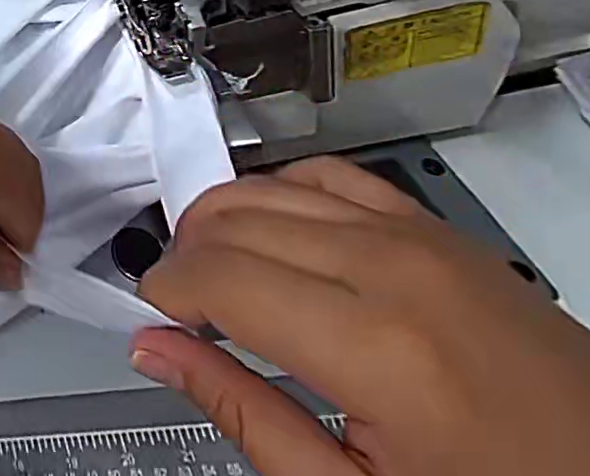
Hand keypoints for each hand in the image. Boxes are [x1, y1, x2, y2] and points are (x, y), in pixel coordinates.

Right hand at [131, 157, 589, 475]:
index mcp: (379, 351)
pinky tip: (270, 232)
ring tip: (213, 273)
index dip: (164, 290)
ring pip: (268, 189)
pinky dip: (278, 192)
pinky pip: (328, 175)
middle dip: (184, 256)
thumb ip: (243, 414)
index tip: (150, 316)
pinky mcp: (439, 228)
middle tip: (178, 306)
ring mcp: (422, 236)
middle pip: (233, 220)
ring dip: (219, 221)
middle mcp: (395, 268)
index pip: (218, 276)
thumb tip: (155, 351)